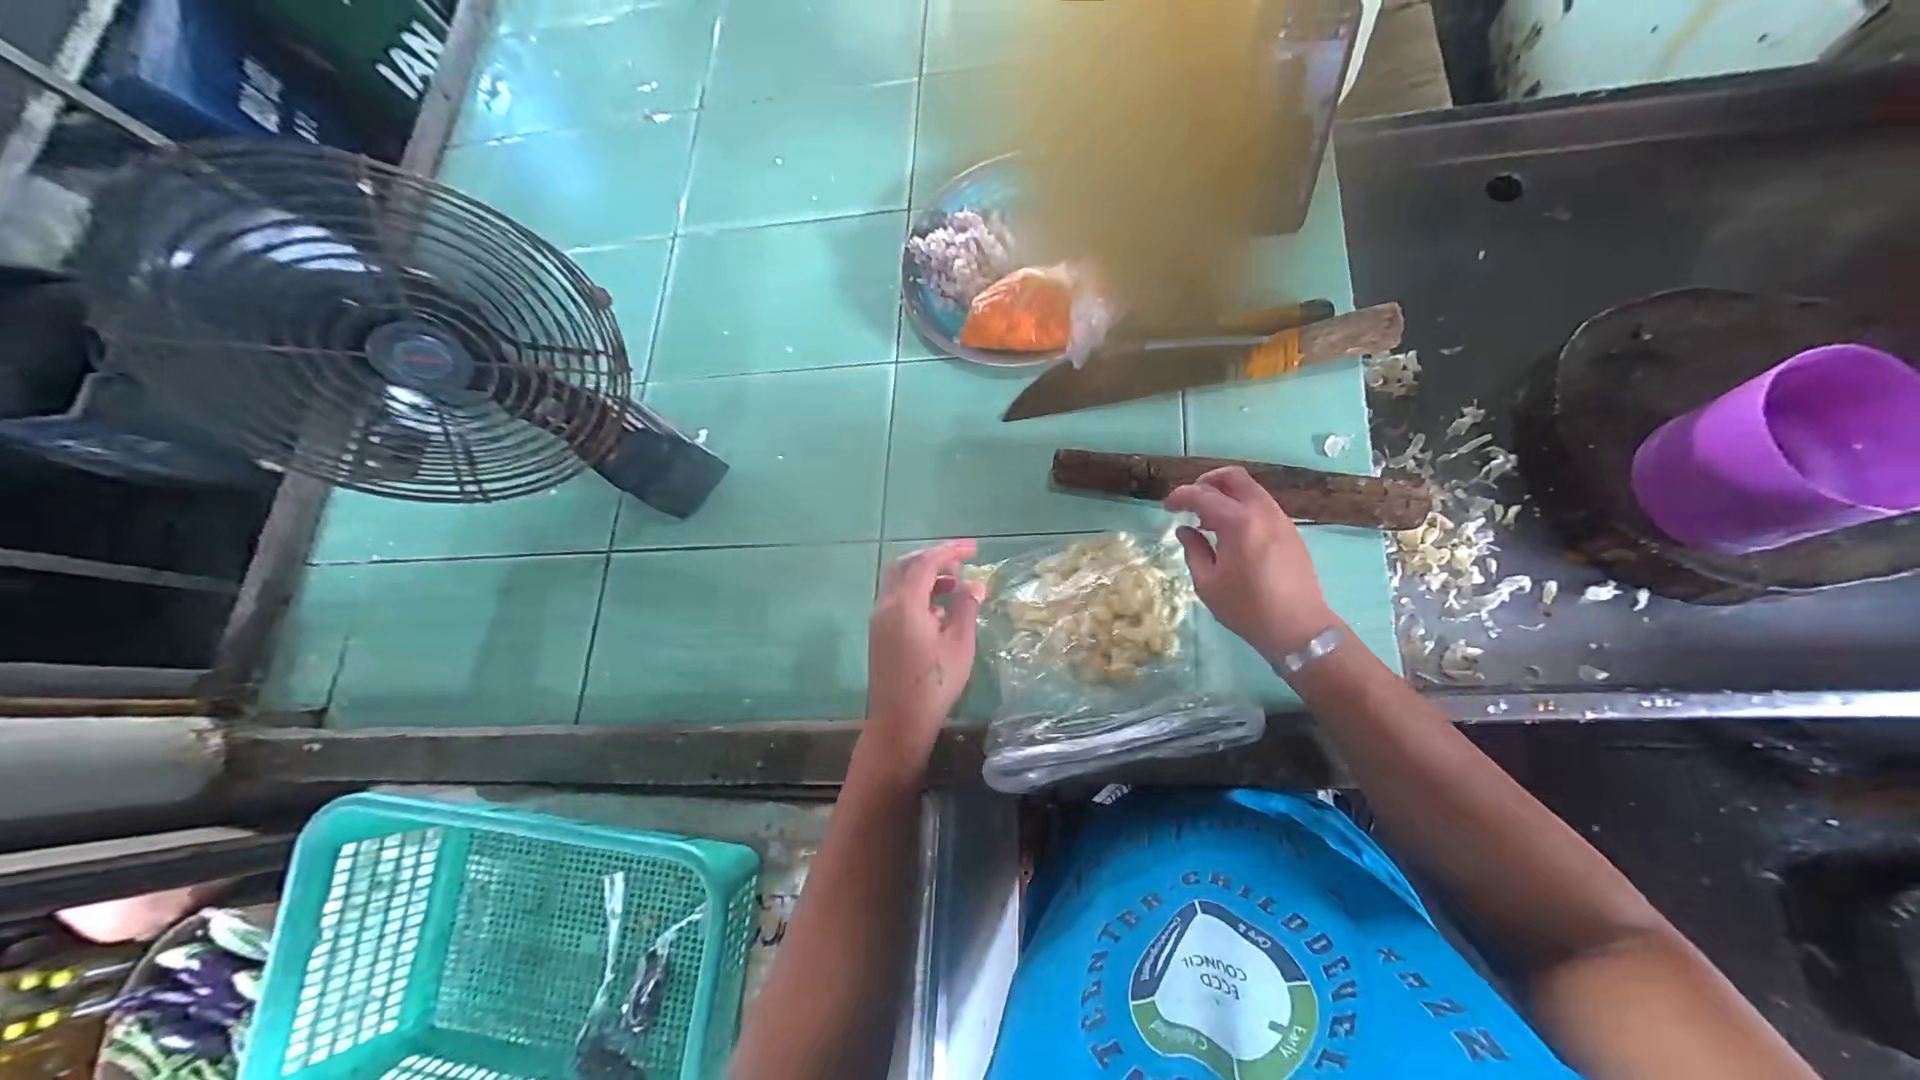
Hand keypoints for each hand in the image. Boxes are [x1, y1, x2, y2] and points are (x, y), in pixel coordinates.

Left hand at [861, 539, 983, 783]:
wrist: (900, 721)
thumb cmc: (935, 683)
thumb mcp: (959, 643)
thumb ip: (966, 608)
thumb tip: (976, 585)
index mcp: (905, 603)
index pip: (926, 562)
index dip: (950, 551)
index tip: (974, 549)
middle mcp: (886, 604)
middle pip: (906, 565)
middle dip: (934, 558)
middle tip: (961, 562)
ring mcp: (879, 619)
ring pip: (899, 582)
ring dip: (925, 576)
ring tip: (955, 586)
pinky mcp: (879, 632)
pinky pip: (896, 599)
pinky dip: (917, 593)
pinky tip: (939, 610)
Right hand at [1164, 467, 1338, 664]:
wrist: (1298, 627)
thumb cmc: (1246, 608)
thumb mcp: (1207, 583)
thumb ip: (1193, 550)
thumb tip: (1185, 530)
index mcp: (1238, 522)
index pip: (1202, 495)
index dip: (1180, 496)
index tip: (1166, 507)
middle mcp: (1262, 512)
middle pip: (1233, 477)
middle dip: (1206, 481)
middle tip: (1190, 500)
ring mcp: (1280, 519)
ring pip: (1250, 489)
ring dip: (1226, 495)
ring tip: (1208, 519)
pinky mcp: (1290, 531)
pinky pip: (1262, 505)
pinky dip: (1242, 507)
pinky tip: (1231, 532)